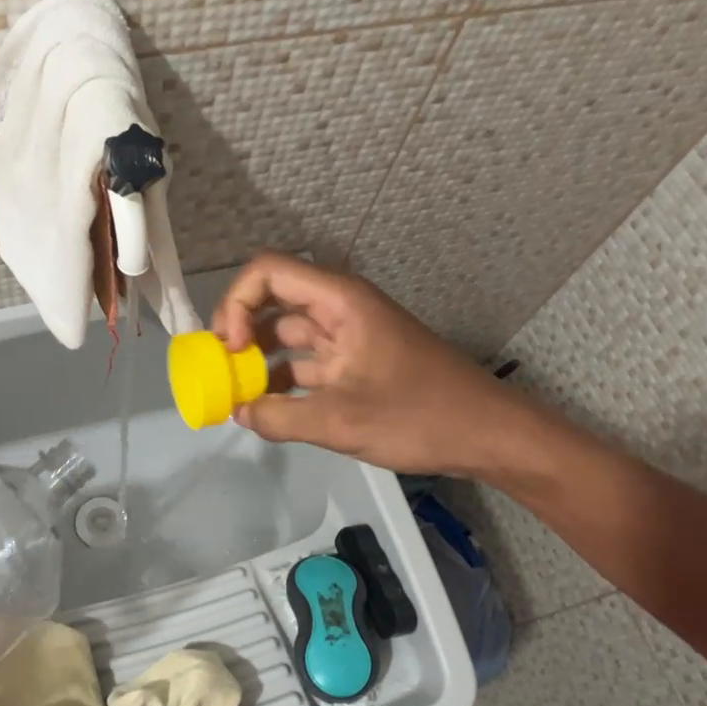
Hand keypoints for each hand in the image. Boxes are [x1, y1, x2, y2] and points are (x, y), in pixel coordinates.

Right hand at [212, 253, 542, 479]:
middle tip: (221, 370)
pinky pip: (307, 362)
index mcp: (339, 301)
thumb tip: (240, 413)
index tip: (230, 348)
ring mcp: (349, 335)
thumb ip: (280, 417)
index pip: (268, 272)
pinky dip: (283, 380)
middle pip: (273, 301)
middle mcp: (340, 309)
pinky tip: (268, 409)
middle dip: (239, 331)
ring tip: (237, 395)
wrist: (486, 433)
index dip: (237, 303)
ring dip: (259, 360)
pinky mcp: (357, 362)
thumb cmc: (418, 415)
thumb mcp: (340, 421)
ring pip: (287, 334)